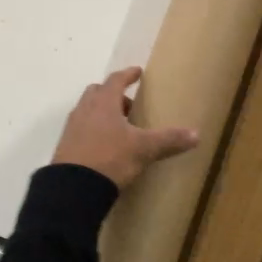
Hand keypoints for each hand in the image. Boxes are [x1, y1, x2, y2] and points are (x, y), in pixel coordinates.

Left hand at [52, 67, 199, 190]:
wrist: (74, 188)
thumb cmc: (110, 158)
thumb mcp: (144, 149)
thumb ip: (169, 140)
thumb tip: (196, 134)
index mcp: (104, 103)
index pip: (116, 80)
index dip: (128, 75)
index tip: (137, 72)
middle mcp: (85, 109)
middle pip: (97, 91)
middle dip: (112, 94)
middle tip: (128, 104)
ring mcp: (72, 127)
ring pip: (87, 110)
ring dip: (101, 112)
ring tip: (118, 126)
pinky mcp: (65, 145)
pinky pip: (80, 128)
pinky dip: (92, 129)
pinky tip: (103, 145)